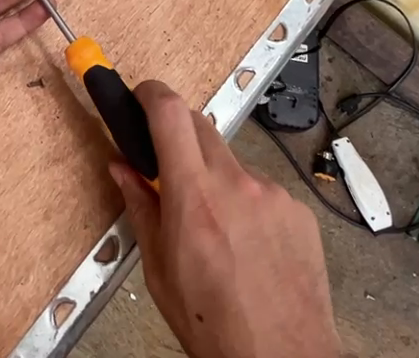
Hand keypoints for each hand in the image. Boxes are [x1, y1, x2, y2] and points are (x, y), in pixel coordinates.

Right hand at [109, 82, 336, 357]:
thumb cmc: (215, 325)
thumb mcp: (159, 270)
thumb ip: (140, 207)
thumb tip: (120, 167)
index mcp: (194, 197)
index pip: (170, 113)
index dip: (151, 93)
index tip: (141, 94)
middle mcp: (236, 184)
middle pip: (200, 126)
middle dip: (179, 137)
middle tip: (171, 169)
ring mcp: (272, 194)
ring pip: (232, 161)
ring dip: (217, 177)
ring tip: (217, 227)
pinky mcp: (298, 210)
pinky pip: (263, 189)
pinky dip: (249, 203)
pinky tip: (248, 243)